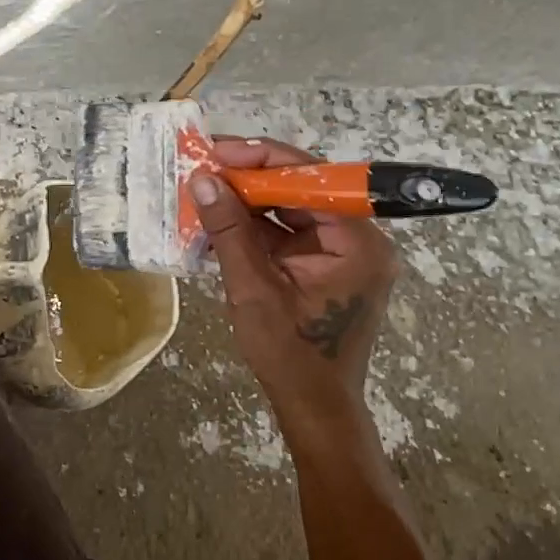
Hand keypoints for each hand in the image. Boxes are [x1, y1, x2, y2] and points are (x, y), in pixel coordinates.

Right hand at [190, 137, 400, 433]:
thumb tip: (202, 179)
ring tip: (201, 186)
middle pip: (300, 187)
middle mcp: (357, 239)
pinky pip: (283, 229)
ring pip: (288, 205)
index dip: (262, 159)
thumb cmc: (290, 352)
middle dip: (249, 175)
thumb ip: (229, 230)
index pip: (313, 179)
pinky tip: (214, 216)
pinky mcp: (320, 263)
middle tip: (201, 164)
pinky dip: (250, 223)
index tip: (216, 153)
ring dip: (245, 197)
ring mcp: (340, 251)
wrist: (312, 406)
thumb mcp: (253, 288)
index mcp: (358, 242)